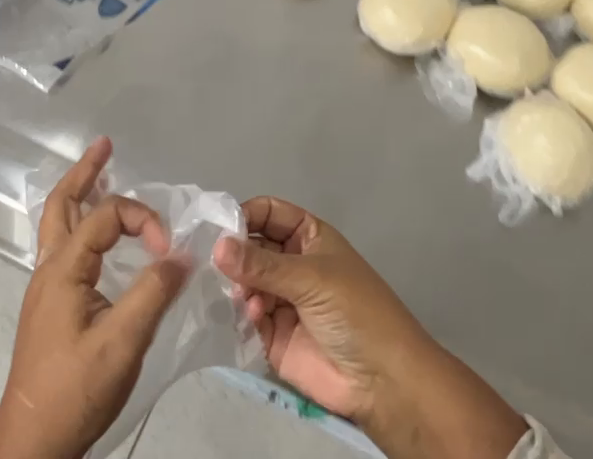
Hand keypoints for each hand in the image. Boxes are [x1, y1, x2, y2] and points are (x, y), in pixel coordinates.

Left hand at [0, 139, 188, 458]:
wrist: (33, 442)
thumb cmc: (75, 389)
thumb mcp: (123, 341)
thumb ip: (154, 291)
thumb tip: (184, 253)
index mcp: (62, 270)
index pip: (104, 217)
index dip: (141, 221)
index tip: (170, 252)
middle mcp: (49, 271)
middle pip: (61, 205)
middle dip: (84, 172)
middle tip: (105, 145)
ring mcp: (47, 290)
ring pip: (59, 227)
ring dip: (79, 195)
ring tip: (101, 176)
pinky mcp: (52, 309)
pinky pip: (66, 250)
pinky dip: (82, 226)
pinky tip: (101, 239)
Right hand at [213, 197, 527, 458]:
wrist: (380, 379)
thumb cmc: (354, 310)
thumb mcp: (311, 278)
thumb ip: (262, 265)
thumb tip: (217, 245)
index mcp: (309, 238)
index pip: (269, 213)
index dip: (245, 215)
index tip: (218, 228)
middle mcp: (293, 264)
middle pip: (252, 247)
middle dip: (233, 253)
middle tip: (213, 264)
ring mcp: (281, 300)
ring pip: (244, 282)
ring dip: (238, 286)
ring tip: (243, 298)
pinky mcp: (272, 335)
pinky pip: (246, 316)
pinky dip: (242, 314)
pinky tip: (251, 317)